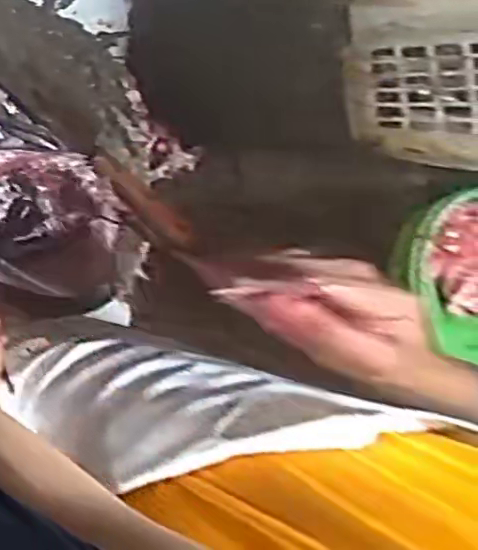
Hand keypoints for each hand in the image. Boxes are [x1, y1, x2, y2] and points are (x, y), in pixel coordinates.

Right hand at [216, 253, 444, 392]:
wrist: (432, 371)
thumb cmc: (398, 372)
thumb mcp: (362, 359)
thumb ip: (311, 327)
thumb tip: (255, 297)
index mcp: (367, 291)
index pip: (293, 273)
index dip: (247, 273)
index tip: (203, 273)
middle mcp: (355, 269)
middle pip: (282, 261)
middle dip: (238, 265)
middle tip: (196, 269)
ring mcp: (346, 265)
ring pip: (280, 257)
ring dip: (244, 262)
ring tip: (209, 270)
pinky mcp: (335, 267)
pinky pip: (285, 260)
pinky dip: (257, 264)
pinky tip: (239, 272)